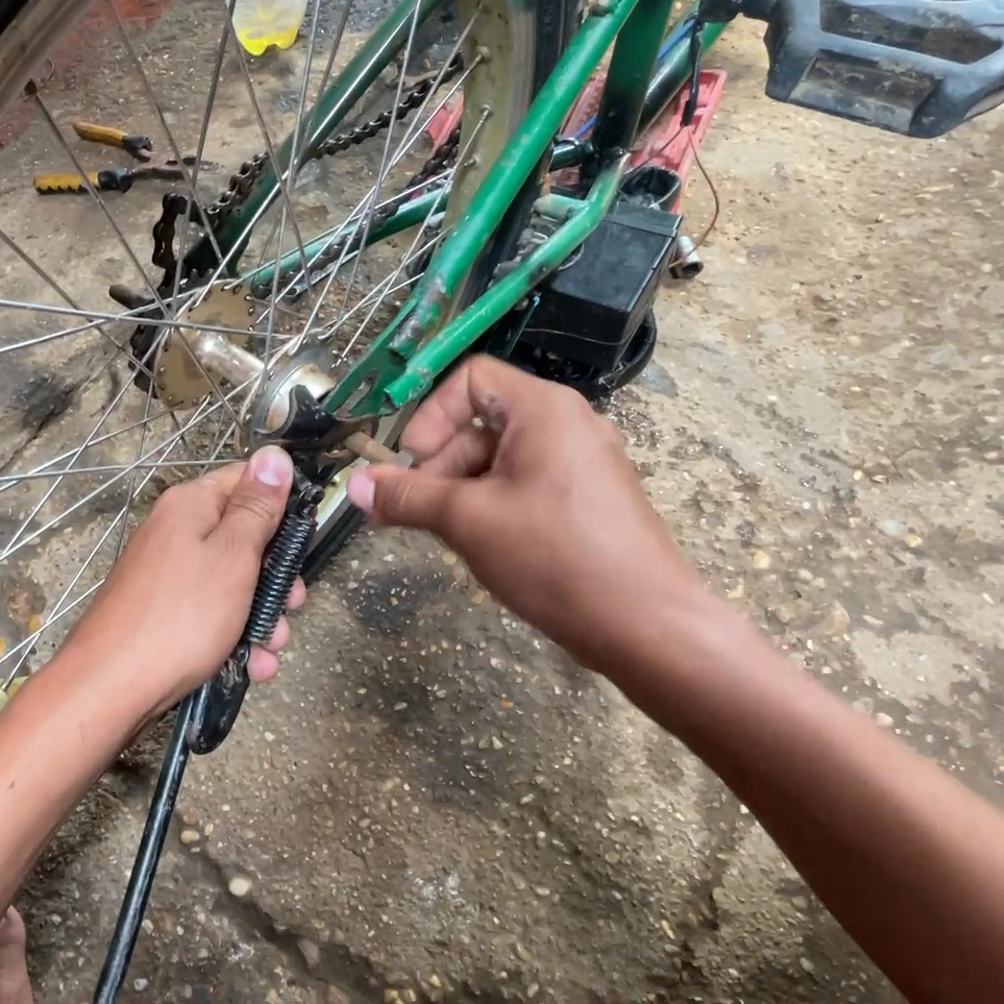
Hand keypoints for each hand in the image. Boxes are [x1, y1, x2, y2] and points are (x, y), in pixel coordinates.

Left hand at [63, 445, 306, 719]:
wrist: (110, 687)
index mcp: (190, 506)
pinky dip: (235, 638)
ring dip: (262, 616)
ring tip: (270, 648)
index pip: (246, 481)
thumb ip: (257, 507)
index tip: (304, 540)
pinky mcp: (164, 614)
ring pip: (233, 584)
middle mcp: (176, 533)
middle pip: (244, 538)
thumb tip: (274, 454)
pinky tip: (251, 666)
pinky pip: (212, 616)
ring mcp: (168, 576)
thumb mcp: (233, 555)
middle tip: (291, 604)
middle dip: (276, 576)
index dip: (281, 507)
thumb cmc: (180, 616)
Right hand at [347, 356, 705, 673]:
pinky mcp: (587, 500)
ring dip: (461, 492)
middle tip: (419, 513)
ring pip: (499, 460)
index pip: (470, 378)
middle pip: (480, 423)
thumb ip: (407, 497)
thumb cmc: (554, 557)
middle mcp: (567, 424)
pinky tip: (486, 548)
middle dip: (440, 465)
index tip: (414, 463)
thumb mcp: (467, 521)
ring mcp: (581, 464)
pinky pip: (525, 485)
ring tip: (450, 538)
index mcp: (544, 409)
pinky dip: (493, 507)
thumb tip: (357, 487)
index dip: (431, 415)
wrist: (646, 625)